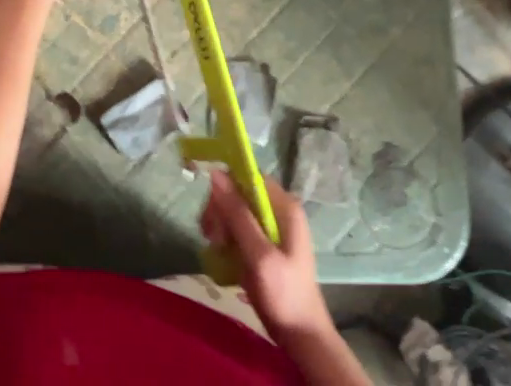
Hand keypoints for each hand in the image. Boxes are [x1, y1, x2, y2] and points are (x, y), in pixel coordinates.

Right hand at [202, 170, 330, 340]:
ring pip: (233, 210)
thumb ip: (238, 214)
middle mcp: (278, 211)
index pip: (249, 176)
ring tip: (216, 246)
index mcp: (284, 207)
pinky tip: (219, 252)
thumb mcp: (259, 254)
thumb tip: (216, 174)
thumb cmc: (283, 294)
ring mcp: (270, 228)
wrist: (300, 335)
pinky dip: (224, 236)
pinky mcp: (261, 244)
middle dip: (220, 210)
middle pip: (238, 192)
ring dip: (219, 224)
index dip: (226, 185)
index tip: (210, 207)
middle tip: (213, 235)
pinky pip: (235, 227)